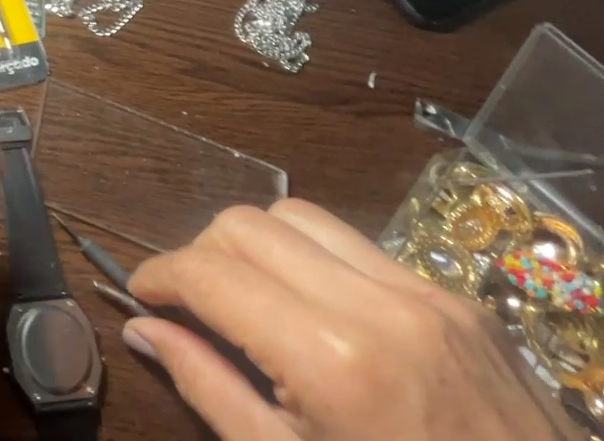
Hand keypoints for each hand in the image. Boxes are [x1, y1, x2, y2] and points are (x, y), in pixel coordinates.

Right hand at [122, 199, 578, 440]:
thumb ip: (208, 388)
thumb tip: (142, 329)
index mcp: (331, 360)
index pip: (208, 272)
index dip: (158, 276)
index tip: (142, 296)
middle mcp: (378, 306)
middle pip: (245, 223)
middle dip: (200, 253)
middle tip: (193, 302)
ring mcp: (428, 295)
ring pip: (297, 215)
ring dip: (253, 245)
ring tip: (249, 295)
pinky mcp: (461, 301)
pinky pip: (356, 244)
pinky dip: (311, 259)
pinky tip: (315, 309)